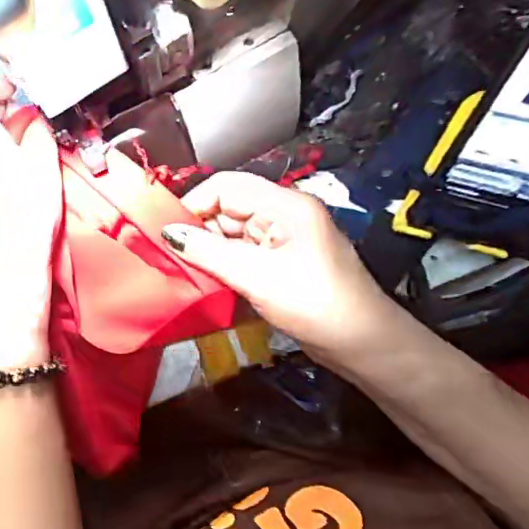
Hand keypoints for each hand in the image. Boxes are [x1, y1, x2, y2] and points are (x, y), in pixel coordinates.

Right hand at [160, 172, 407, 367]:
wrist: (362, 343)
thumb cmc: (314, 304)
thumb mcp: (256, 276)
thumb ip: (208, 251)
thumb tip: (166, 233)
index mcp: (286, 205)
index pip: (226, 185)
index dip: (193, 203)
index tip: (166, 232)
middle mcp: (283, 214)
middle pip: (226, 207)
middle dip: (197, 228)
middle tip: (172, 256)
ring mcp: (282, 238)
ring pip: (229, 231)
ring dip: (207, 248)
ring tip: (186, 270)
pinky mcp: (279, 260)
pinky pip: (240, 251)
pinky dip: (220, 262)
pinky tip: (206, 278)